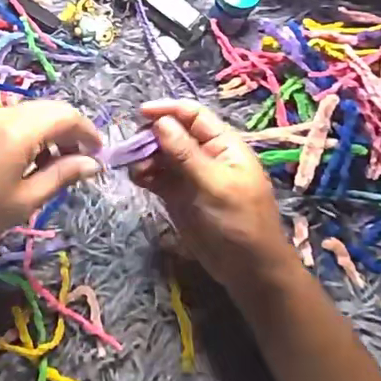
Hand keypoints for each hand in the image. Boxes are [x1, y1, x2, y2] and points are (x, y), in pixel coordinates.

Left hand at [0, 101, 102, 262]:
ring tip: (53, 165)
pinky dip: (26, 133)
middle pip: (47, 108)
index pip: (65, 114)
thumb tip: (92, 164)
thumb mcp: (23, 202)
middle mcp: (0, 113)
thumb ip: (60, 176)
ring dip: (47, 131)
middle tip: (79, 161)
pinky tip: (24, 161)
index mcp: (17, 130)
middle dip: (69, 130)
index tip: (99, 154)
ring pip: (27, 112)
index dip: (88, 131)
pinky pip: (7, 119)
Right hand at [131, 99, 295, 296]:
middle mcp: (204, 154)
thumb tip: (160, 121)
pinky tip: (137, 179)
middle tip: (132, 148)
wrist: (248, 270)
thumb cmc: (240, 222)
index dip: (167, 110)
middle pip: (172, 132)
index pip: (193, 115)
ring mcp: (189, 175)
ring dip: (144, 156)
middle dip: (150, 136)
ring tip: (135, 170)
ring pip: (160, 154)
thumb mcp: (214, 185)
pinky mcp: (177, 195)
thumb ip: (186, 153)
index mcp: (223, 145)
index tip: (140, 113)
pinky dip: (144, 174)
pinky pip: (156, 175)